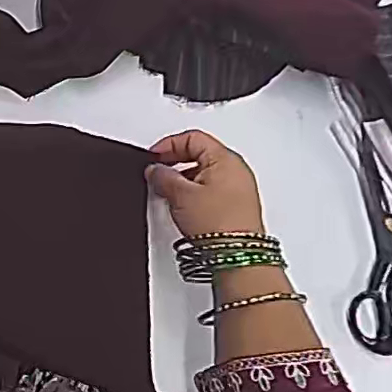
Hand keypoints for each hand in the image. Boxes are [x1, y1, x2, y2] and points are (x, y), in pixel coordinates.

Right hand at [146, 130, 265, 236]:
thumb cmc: (219, 223)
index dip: (168, 145)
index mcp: (225, 158)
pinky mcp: (236, 205)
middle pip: (199, 153)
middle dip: (175, 161)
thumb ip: (162, 176)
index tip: (153, 157)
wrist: (236, 253)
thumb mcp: (180, 195)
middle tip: (158, 173)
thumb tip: (155, 170)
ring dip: (184, 178)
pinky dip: (194, 191)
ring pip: (204, 172)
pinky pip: (211, 188)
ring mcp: (238, 187)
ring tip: (169, 193)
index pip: (192, 138)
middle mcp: (236, 169)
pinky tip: (184, 206)